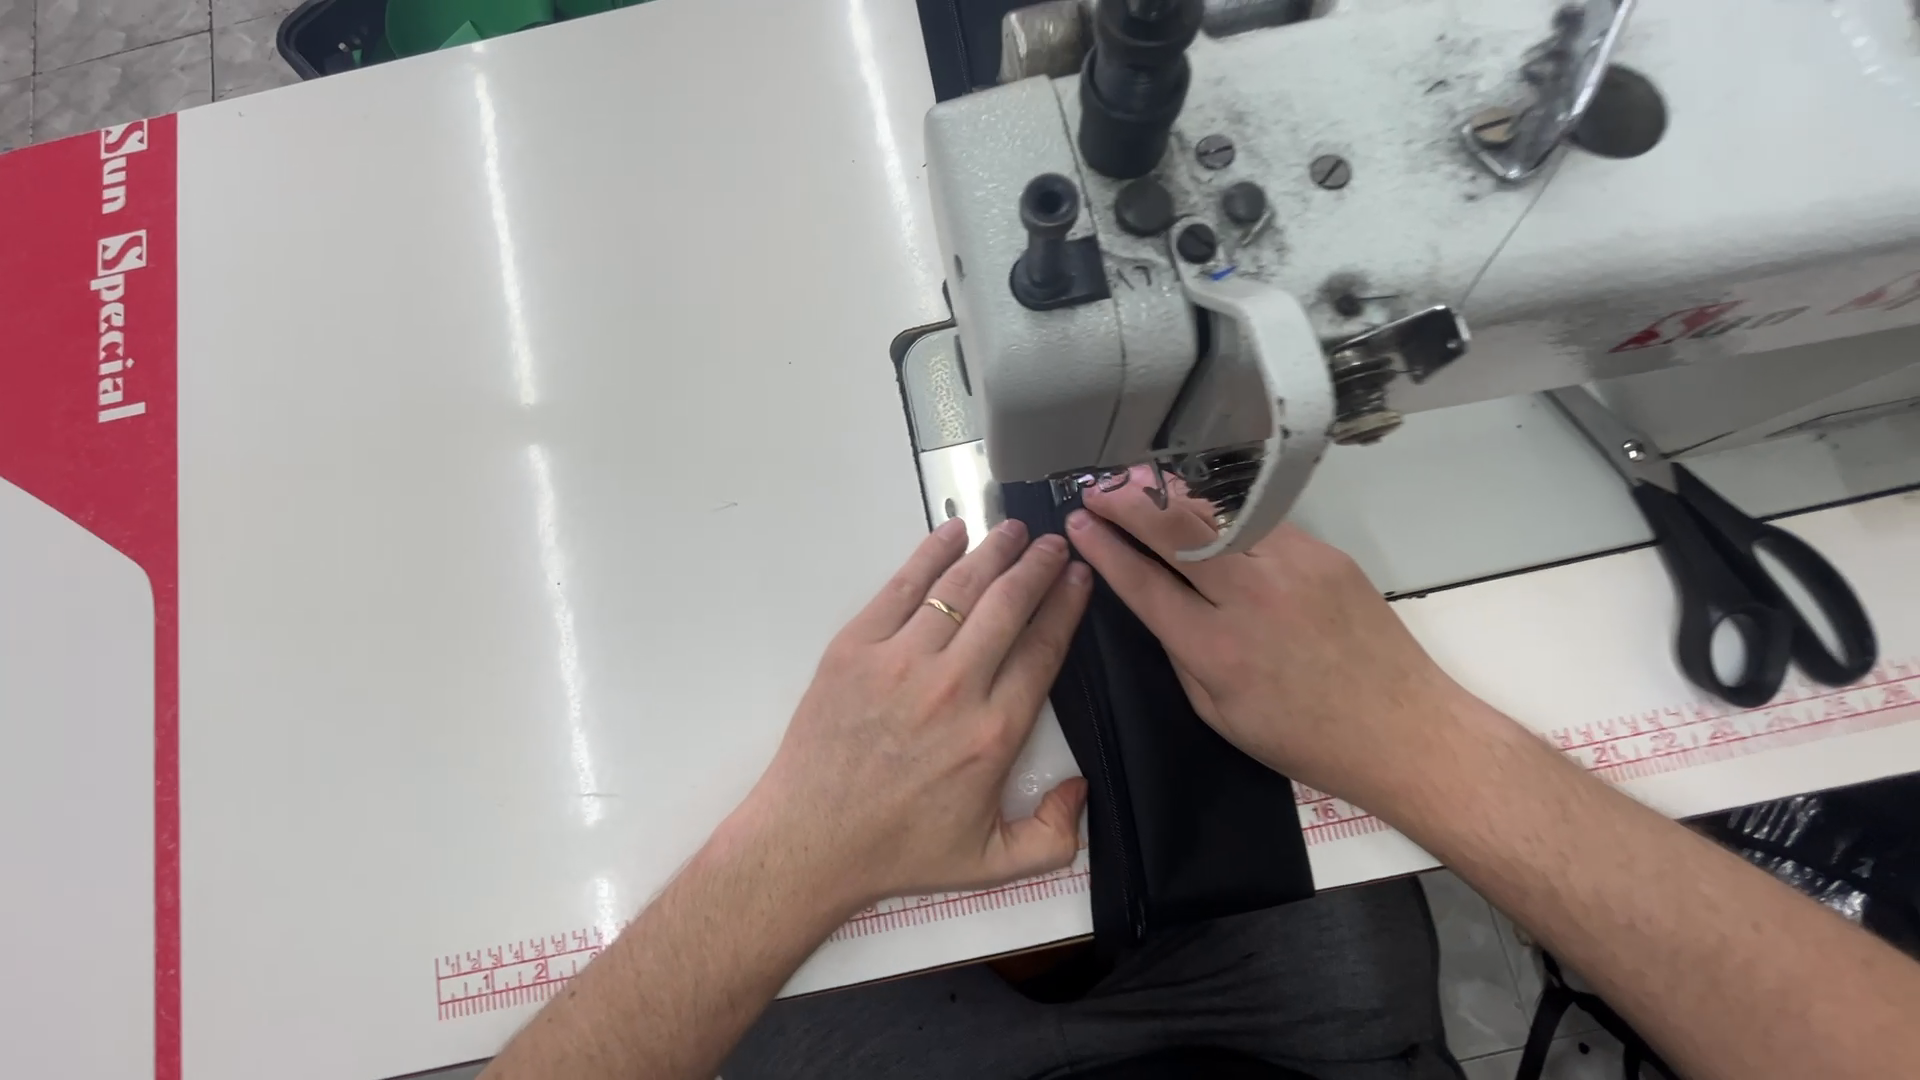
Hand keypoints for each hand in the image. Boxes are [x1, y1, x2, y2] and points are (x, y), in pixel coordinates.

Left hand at [736, 517, 1091, 912]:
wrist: (810, 838)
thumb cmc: (900, 849)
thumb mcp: (992, 864)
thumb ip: (1056, 837)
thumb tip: (1083, 787)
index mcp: (993, 733)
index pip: (1043, 648)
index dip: (1065, 604)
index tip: (1078, 578)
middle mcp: (954, 686)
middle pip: (1009, 605)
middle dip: (1038, 566)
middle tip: (1053, 543)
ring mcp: (901, 661)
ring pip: (960, 588)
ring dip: (993, 551)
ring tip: (1013, 530)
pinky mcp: (856, 647)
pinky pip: (902, 587)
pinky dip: (930, 553)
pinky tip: (952, 533)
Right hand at [1067, 466, 1473, 806]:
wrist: (1402, 729)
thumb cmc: (1302, 736)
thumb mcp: (1217, 712)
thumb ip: (1179, 651)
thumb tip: (1156, 600)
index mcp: (1216, 648)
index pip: (1143, 583)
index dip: (1104, 548)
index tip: (1078, 523)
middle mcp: (1251, 597)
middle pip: (1174, 531)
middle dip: (1127, 503)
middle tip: (1097, 488)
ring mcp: (1292, 566)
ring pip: (1215, 513)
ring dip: (1168, 494)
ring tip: (1136, 480)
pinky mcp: (1323, 553)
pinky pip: (1256, 521)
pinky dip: (1218, 510)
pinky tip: (1198, 506)